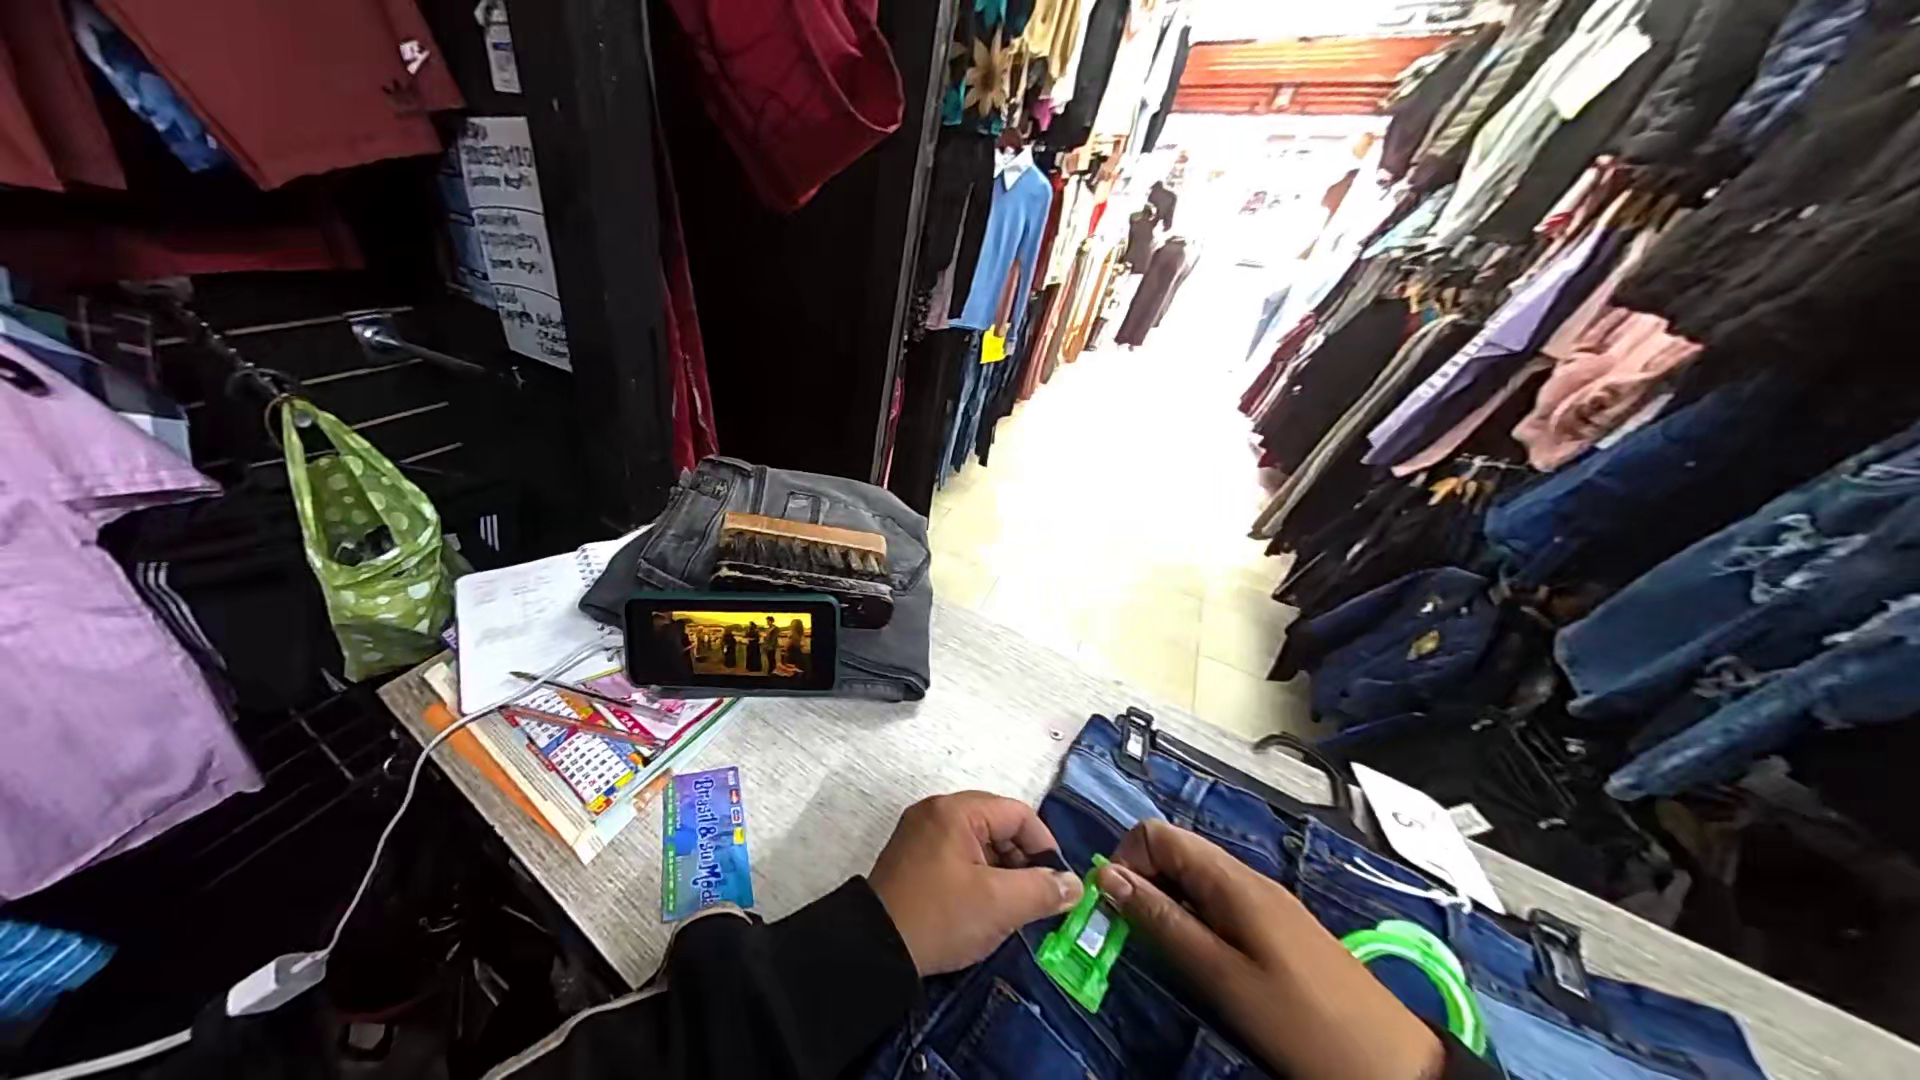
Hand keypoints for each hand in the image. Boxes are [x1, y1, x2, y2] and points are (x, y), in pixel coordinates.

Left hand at [868, 792, 1084, 975]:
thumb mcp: (999, 905)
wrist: (873, 951)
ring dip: (1002, 868)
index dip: (1044, 844)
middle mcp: (937, 810)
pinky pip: (957, 853)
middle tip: (1037, 896)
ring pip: (978, 840)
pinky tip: (985, 904)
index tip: (1058, 881)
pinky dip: (978, 873)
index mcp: (956, 809)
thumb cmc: (940, 917)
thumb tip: (1074, 885)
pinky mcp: (912, 855)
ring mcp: (920, 831)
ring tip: (1013, 905)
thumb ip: (1042, 890)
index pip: (1017, 813)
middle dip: (1022, 859)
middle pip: (997, 823)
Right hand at [1096, 820, 1443, 1079]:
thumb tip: (1106, 876)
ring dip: (1165, 902)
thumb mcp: (1221, 975)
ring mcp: (1261, 898)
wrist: (1396, 1067)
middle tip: (1135, 937)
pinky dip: (1192, 917)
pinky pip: (1215, 901)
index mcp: (1229, 878)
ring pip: (1192, 878)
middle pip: (1173, 851)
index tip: (1117, 911)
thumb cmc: (1300, 1022)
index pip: (1156, 833)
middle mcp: (1243, 875)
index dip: (1127, 862)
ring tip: (1164, 951)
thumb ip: (1162, 921)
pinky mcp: (1274, 923)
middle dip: (1142, 882)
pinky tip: (1200, 958)